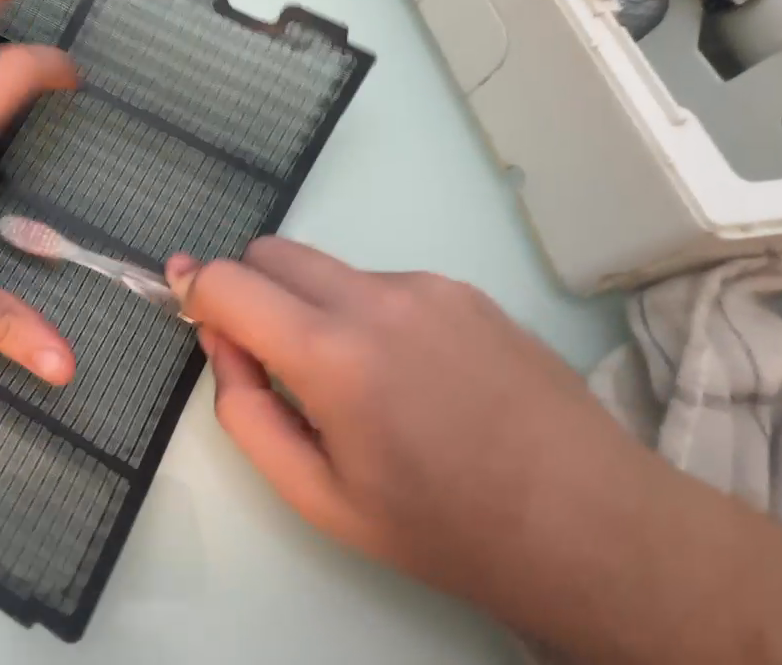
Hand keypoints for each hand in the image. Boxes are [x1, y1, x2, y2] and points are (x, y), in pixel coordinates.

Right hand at [165, 239, 662, 615]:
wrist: (597, 530)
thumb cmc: (441, 526)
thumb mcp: (317, 496)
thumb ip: (244, 412)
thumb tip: (224, 341)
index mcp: (332, 355)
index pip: (227, 281)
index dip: (192, 287)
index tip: (184, 301)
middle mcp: (376, 299)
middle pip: (269, 252)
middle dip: (248, 290)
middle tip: (268, 355)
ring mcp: (428, 286)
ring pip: (325, 268)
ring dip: (310, 305)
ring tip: (359, 380)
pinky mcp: (464, 289)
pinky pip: (380, 283)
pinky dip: (364, 312)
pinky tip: (412, 374)